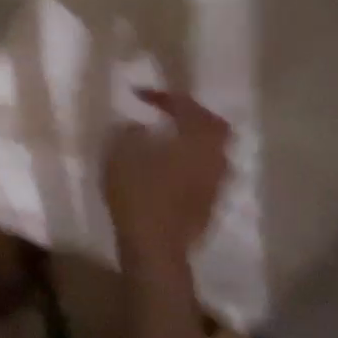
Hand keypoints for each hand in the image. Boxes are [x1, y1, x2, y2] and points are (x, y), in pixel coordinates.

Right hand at [103, 90, 231, 262]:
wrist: (156, 244)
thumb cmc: (137, 192)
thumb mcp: (120, 153)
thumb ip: (130, 133)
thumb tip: (139, 127)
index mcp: (196, 143)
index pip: (191, 109)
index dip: (166, 96)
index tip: (139, 93)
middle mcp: (215, 160)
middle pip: (215, 129)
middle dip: (191, 115)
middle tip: (165, 109)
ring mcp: (217, 185)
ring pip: (213, 151)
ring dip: (192, 138)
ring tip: (164, 136)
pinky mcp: (209, 203)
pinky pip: (205, 169)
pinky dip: (189, 157)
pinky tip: (166, 163)